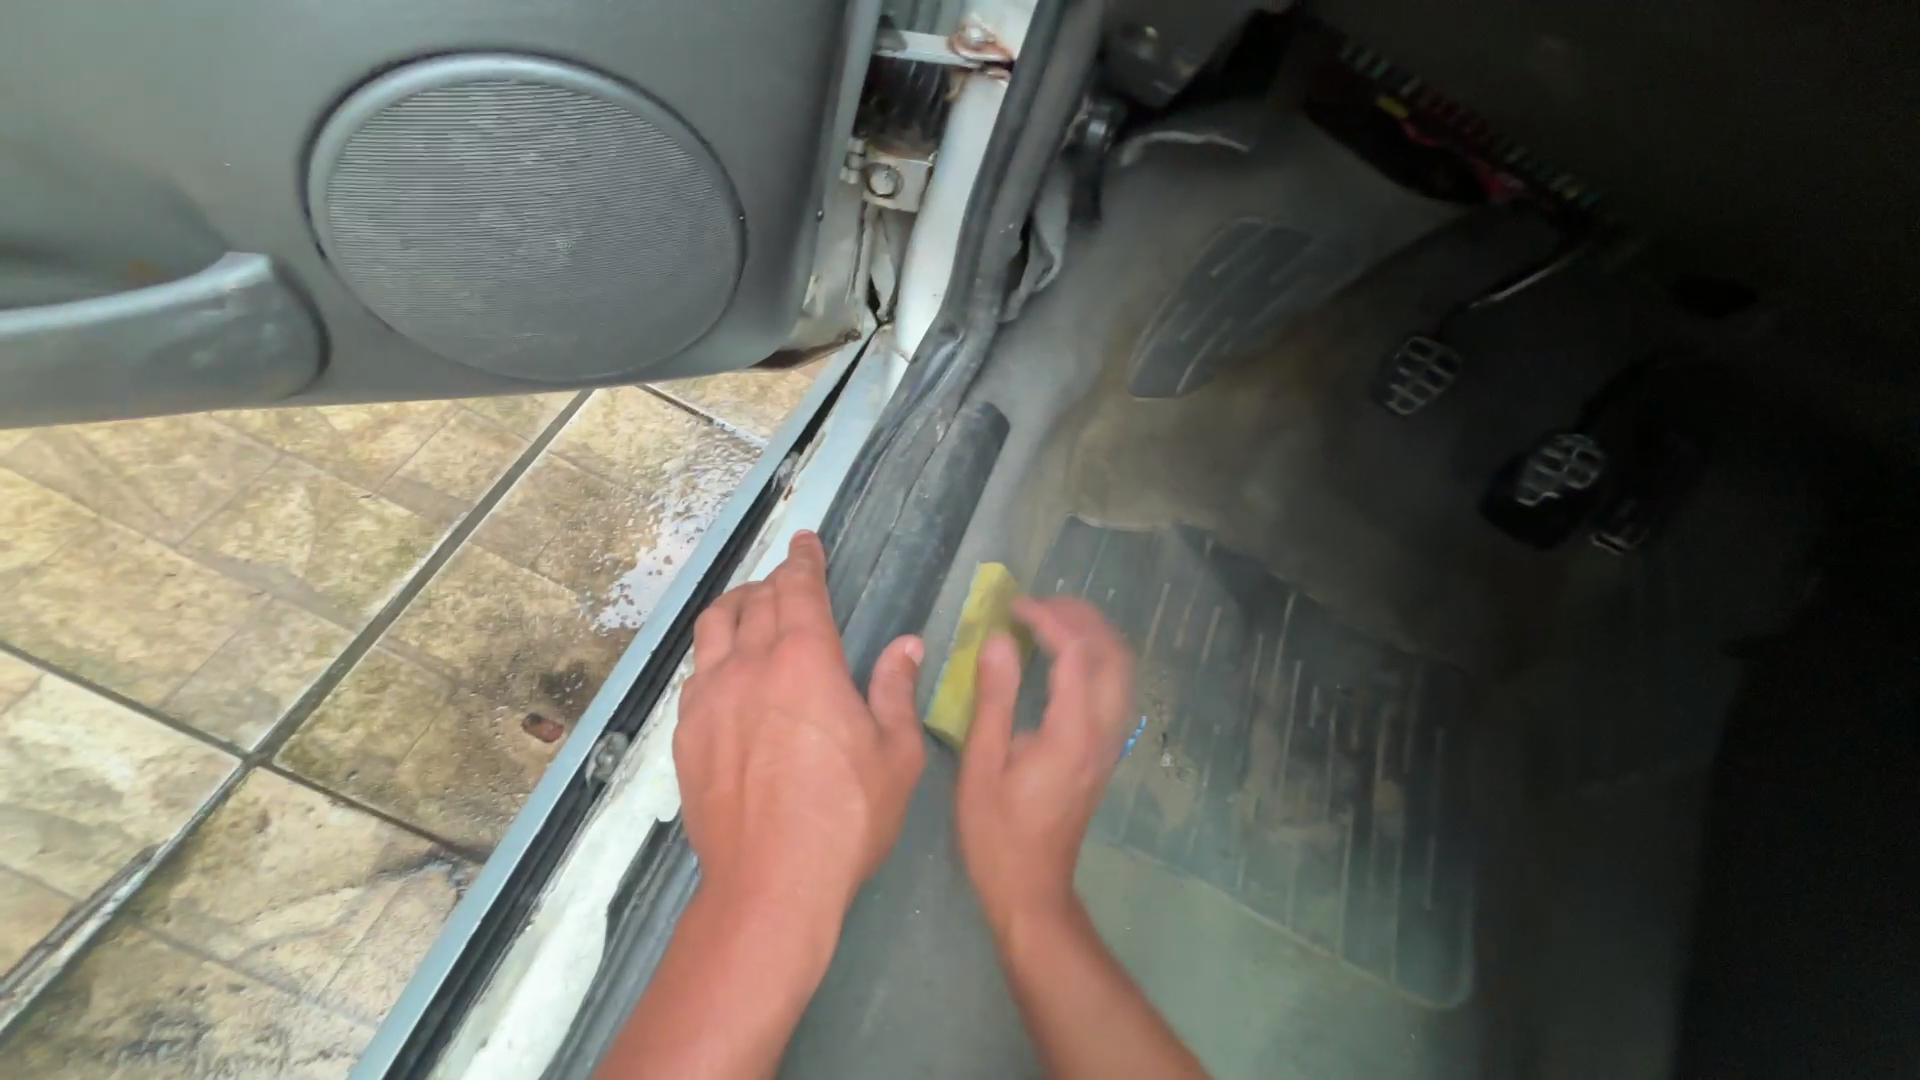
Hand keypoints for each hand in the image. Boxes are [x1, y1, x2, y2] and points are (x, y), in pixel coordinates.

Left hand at [674, 530, 926, 924]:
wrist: (771, 883)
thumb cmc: (848, 814)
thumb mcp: (896, 753)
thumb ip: (896, 690)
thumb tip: (906, 645)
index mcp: (805, 660)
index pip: (800, 589)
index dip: (804, 559)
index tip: (806, 540)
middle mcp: (750, 665)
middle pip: (754, 600)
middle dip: (774, 581)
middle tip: (789, 580)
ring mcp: (709, 699)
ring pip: (713, 628)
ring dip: (736, 607)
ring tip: (751, 609)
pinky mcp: (686, 734)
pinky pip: (696, 673)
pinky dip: (715, 655)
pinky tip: (727, 672)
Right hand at [956, 596, 1135, 932]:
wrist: (1032, 887)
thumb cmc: (997, 831)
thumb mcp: (982, 763)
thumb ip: (994, 697)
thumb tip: (996, 640)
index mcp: (1072, 732)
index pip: (1075, 653)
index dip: (1048, 619)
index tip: (1014, 606)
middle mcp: (1103, 730)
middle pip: (1111, 653)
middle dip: (1079, 617)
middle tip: (1036, 605)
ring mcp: (1111, 741)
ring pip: (1121, 668)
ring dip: (1093, 634)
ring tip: (1050, 620)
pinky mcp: (1107, 750)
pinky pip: (1116, 686)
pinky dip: (1097, 657)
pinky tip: (1065, 656)